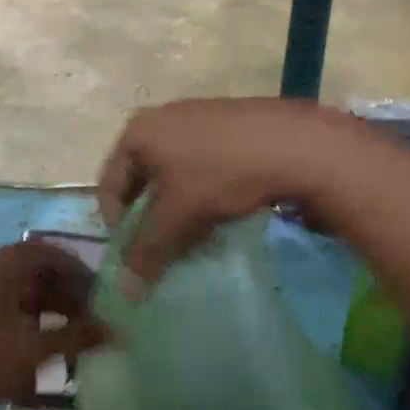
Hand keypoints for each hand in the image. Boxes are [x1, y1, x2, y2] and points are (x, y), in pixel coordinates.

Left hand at [0, 243, 109, 409]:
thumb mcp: (32, 351)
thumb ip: (75, 338)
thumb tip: (114, 331)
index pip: (44, 252)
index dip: (75, 268)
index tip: (99, 292)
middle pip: (28, 272)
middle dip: (62, 292)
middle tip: (89, 319)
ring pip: (12, 294)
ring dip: (43, 310)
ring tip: (68, 339)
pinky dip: (21, 324)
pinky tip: (34, 353)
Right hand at [97, 98, 409, 279]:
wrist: (300, 143)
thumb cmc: (222, 174)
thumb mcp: (178, 217)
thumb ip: (147, 252)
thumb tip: (125, 292)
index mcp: (137, 132)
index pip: (109, 186)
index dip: (117, 227)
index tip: (138, 257)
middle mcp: (161, 118)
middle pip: (142, 180)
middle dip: (152, 220)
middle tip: (168, 250)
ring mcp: (197, 117)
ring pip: (174, 175)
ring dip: (180, 209)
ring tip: (198, 236)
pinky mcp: (229, 124)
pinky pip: (202, 165)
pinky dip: (205, 192)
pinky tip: (226, 212)